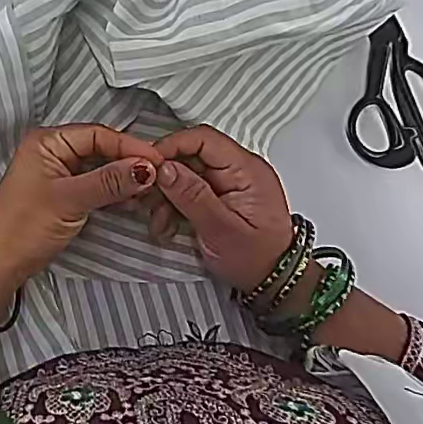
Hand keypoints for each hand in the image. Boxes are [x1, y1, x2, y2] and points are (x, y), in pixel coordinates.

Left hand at [0, 125, 163, 295]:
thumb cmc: (24, 227)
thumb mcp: (71, 199)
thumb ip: (110, 181)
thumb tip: (146, 168)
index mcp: (47, 141)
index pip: (98, 134)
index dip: (129, 146)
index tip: (157, 161)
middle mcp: (52, 151)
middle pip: (101, 149)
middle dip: (128, 162)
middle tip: (157, 176)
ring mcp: (58, 172)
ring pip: (100, 167)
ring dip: (123, 178)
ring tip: (148, 190)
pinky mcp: (64, 193)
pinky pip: (95, 184)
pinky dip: (113, 191)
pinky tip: (131, 200)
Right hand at [150, 125, 294, 292]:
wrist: (274, 283)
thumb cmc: (257, 260)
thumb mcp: (220, 230)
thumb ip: (192, 196)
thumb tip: (165, 167)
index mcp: (246, 170)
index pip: (204, 139)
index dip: (172, 146)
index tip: (149, 165)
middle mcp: (238, 170)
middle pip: (191, 156)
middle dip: (166, 178)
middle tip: (148, 200)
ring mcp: (229, 183)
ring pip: (185, 174)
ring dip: (166, 196)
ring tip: (160, 222)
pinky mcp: (220, 197)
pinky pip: (190, 190)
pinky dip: (174, 206)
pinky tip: (167, 225)